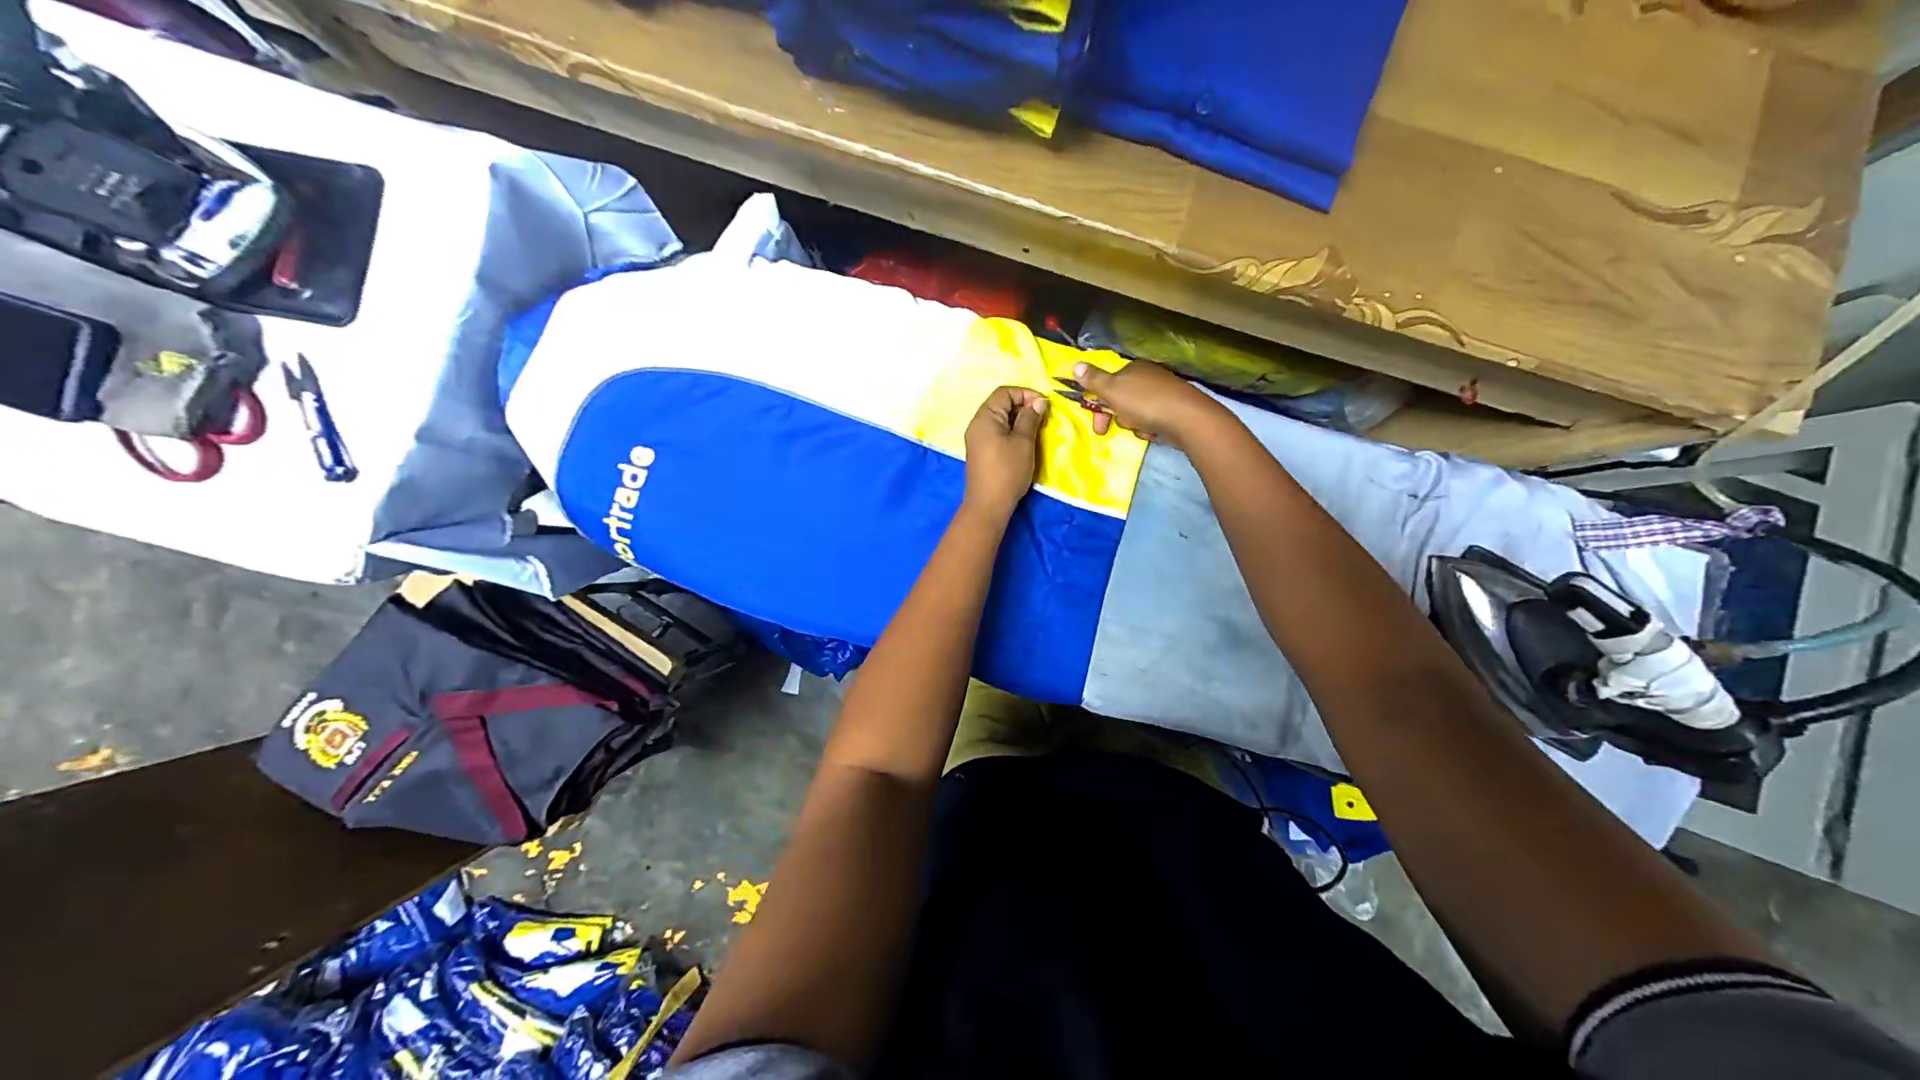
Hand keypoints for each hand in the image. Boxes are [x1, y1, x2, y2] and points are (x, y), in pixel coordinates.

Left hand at [962, 385, 1047, 517]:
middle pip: (1000, 403)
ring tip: (1036, 429)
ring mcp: (977, 438)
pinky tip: (1024, 441)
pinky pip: (997, 431)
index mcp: (985, 417)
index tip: (1043, 405)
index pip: (1004, 392)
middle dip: (1023, 405)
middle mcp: (977, 424)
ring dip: (1019, 419)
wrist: (988, 504)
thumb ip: (1030, 418)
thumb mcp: (1024, 441)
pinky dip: (1011, 430)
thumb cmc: (1008, 471)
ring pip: (1000, 418)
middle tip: (1042, 418)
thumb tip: (1039, 401)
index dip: (1025, 393)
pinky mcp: (981, 451)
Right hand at [1073, 361, 1227, 446]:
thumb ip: (1093, 379)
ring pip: (1136, 412)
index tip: (1098, 425)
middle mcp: (1148, 376)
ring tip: (1142, 428)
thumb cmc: (1144, 402)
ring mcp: (1163, 391)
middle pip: (1122, 399)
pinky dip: (1149, 428)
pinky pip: (1152, 419)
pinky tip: (1154, 432)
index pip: (1108, 384)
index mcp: (1133, 368)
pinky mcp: (1174, 407)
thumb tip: (1075, 364)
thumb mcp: (1112, 390)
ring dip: (1134, 424)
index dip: (1099, 404)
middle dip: (1119, 417)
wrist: (1186, 418)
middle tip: (1117, 430)